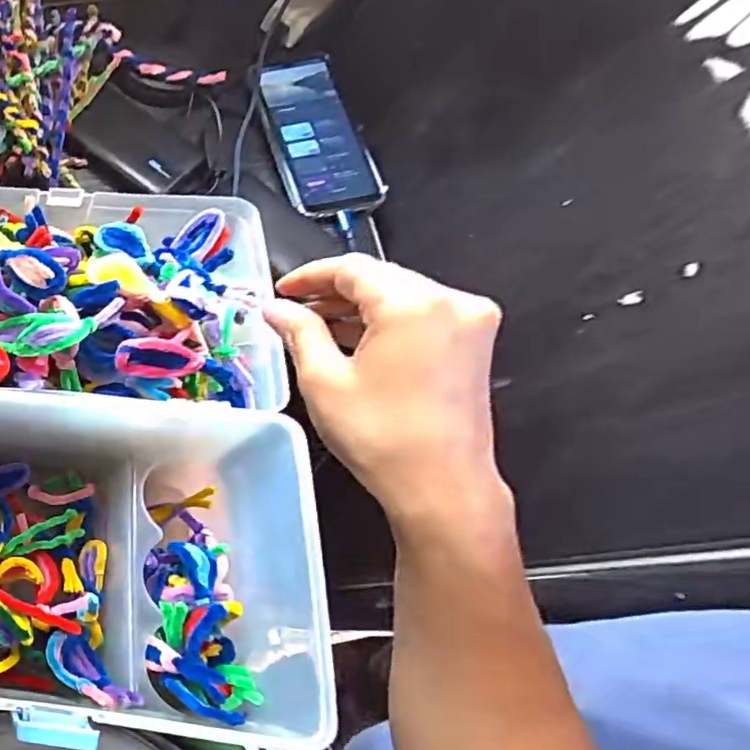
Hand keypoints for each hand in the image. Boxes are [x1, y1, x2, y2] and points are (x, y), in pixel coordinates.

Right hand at [263, 255, 505, 521]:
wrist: (438, 481)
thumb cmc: (378, 434)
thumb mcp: (323, 379)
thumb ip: (299, 333)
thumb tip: (277, 309)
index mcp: (413, 304)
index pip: (353, 269)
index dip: (310, 276)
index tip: (281, 291)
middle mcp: (451, 302)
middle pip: (380, 277)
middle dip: (332, 291)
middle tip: (291, 310)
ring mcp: (469, 321)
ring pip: (400, 295)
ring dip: (356, 307)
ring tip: (313, 328)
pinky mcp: (472, 342)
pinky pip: (419, 315)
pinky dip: (382, 322)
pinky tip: (351, 341)